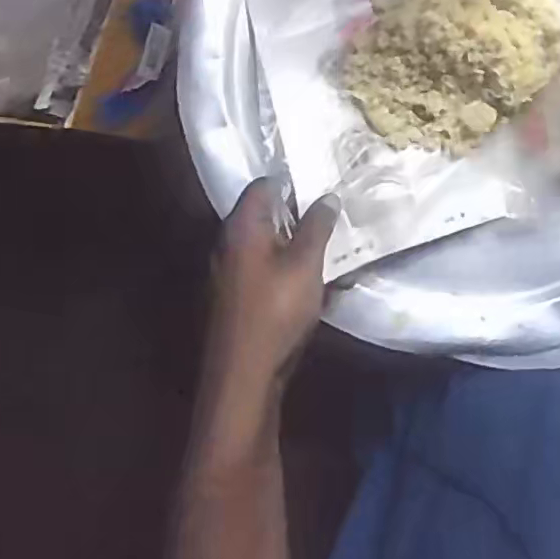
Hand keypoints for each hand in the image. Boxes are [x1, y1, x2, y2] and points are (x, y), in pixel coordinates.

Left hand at [205, 178, 338, 391]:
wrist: (244, 377)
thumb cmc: (275, 311)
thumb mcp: (306, 264)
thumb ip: (317, 226)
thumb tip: (327, 196)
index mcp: (241, 227)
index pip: (263, 185)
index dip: (291, 181)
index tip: (321, 182)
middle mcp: (228, 243)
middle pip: (263, 213)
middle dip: (297, 211)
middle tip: (331, 210)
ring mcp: (229, 271)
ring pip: (265, 242)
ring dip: (294, 240)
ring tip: (328, 241)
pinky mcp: (236, 296)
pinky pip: (263, 266)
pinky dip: (285, 263)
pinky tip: (310, 275)